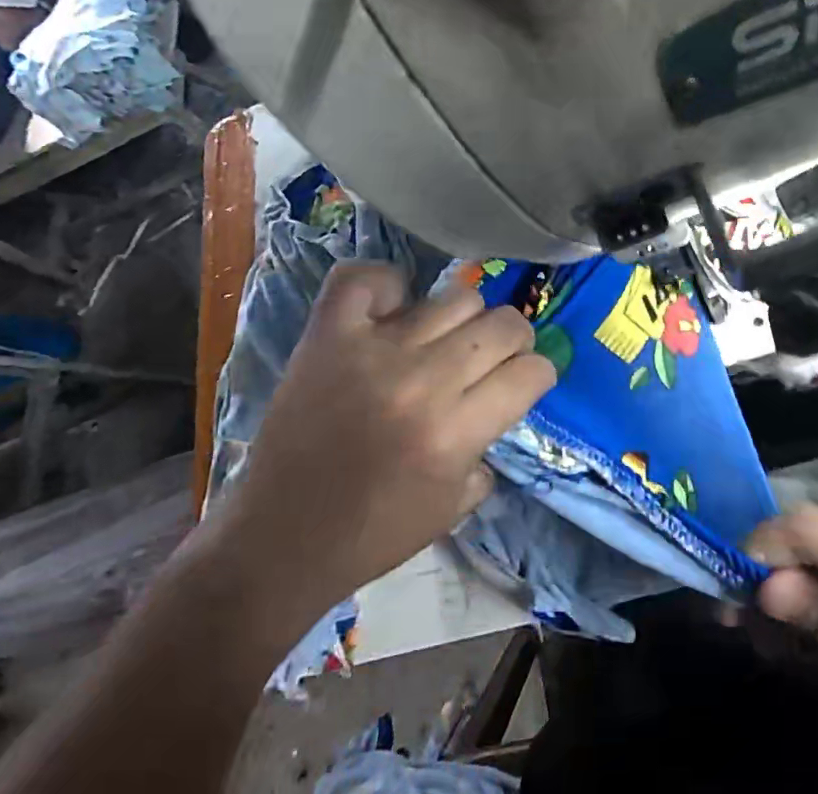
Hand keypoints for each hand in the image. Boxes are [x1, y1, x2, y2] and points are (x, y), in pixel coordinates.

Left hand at [208, 264, 554, 634]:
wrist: (280, 538)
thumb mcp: (455, 505)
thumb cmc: (375, 533)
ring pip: (456, 297)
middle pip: (505, 325)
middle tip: (492, 361)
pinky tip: (392, 312)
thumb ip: (490, 449)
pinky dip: (388, 287)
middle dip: (514, 342)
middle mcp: (424, 381)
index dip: (537, 377)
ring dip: (464, 319)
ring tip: (444, 341)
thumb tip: (500, 404)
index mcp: (457, 431)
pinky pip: (367, 279)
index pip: (532, 371)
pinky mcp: (327, 337)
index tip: (523, 385)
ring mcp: (374, 351)